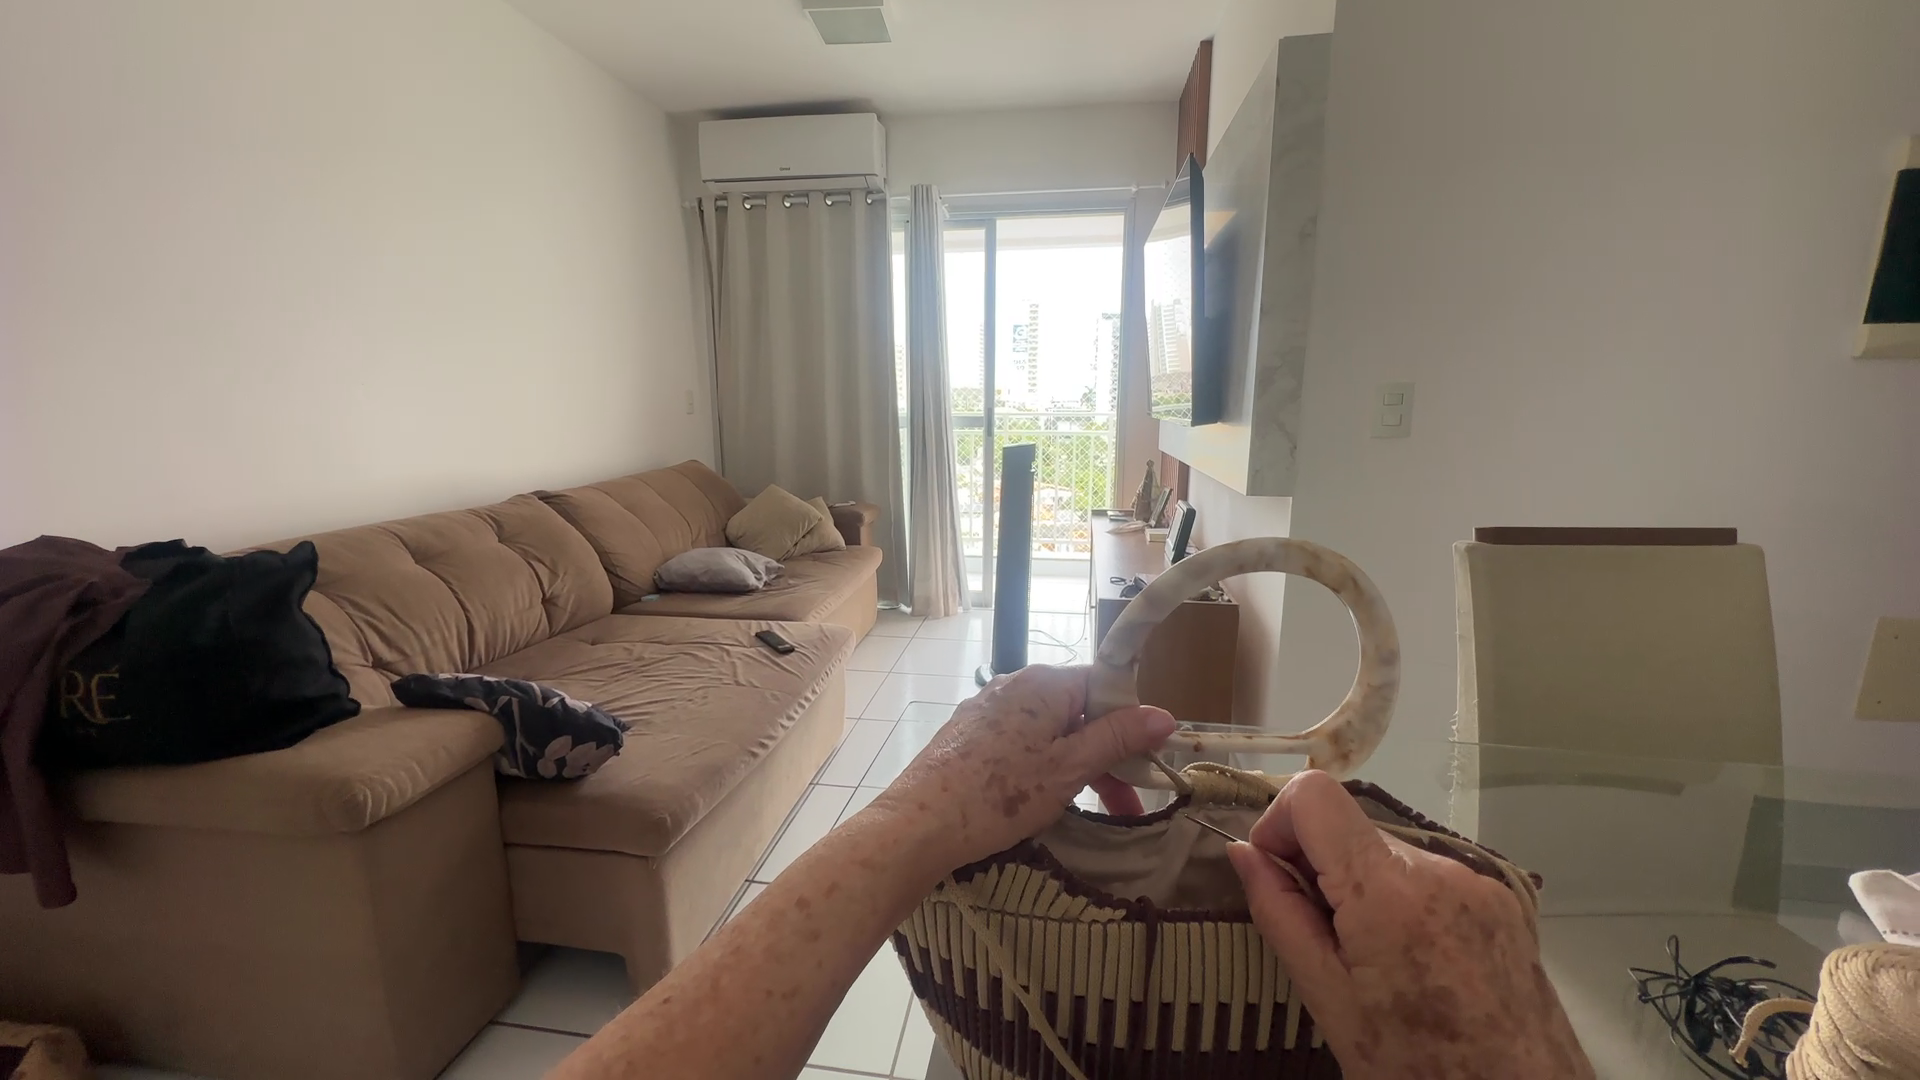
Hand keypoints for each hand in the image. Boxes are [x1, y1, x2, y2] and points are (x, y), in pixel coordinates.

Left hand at [871, 665, 1175, 873]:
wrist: (919, 823)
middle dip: (1107, 753)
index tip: (1148, 757)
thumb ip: (1116, 738)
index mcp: (1043, 683)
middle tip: (1130, 801)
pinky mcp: (971, 733)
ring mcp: (989, 708)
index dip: (1130, 717)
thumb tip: (1165, 713)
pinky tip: (1050, 798)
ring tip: (1101, 810)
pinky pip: (1022, 741)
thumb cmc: (999, 794)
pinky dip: (1045, 765)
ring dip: (1080, 765)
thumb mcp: (1068, 768)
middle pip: (1077, 709)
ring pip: (1050, 729)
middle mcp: (1015, 684)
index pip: (1102, 683)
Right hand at [1226, 771, 1593, 1079]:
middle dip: (1318, 863)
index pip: (1313, 793)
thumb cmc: (1412, 1066)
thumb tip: (1242, 850)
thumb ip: (1277, 909)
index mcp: (1388, 889)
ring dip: (1359, 883)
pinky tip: (1411, 957)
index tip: (1277, 872)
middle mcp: (1438, 868)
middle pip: (1346, 824)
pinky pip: (1423, 872)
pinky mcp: (1502, 899)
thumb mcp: (1325, 995)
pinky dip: (1398, 898)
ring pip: (1382, 849)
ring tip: (1372, 956)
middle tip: (1321, 933)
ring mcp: (1478, 880)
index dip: (1278, 821)